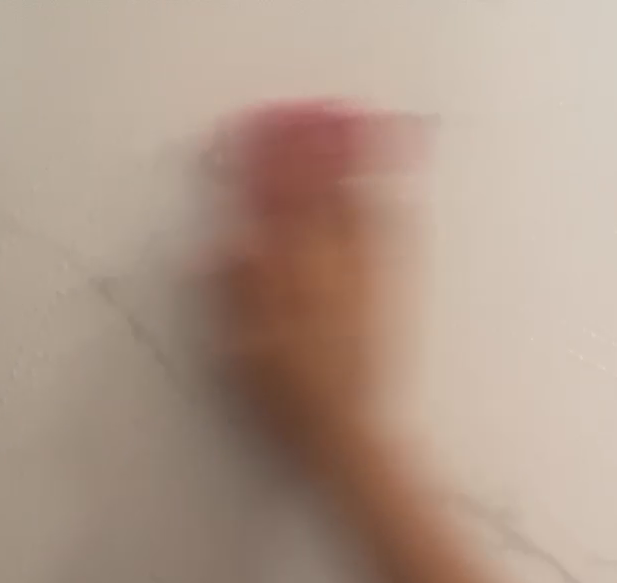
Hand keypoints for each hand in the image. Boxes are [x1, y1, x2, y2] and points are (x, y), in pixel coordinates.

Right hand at [215, 103, 408, 464]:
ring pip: (357, 212)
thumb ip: (237, 298)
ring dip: (352, 166)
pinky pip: (393, 243)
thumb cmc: (292, 403)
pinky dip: (391, 208)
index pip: (273, 215)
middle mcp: (329, 277)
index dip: (263, 172)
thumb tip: (223, 248)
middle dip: (309, 156)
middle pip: (317, 203)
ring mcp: (362, 286)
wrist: (348, 433)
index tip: (257, 135)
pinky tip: (392, 186)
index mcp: (289, 288)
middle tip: (307, 114)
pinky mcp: (387, 300)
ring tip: (351, 123)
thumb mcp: (244, 358)